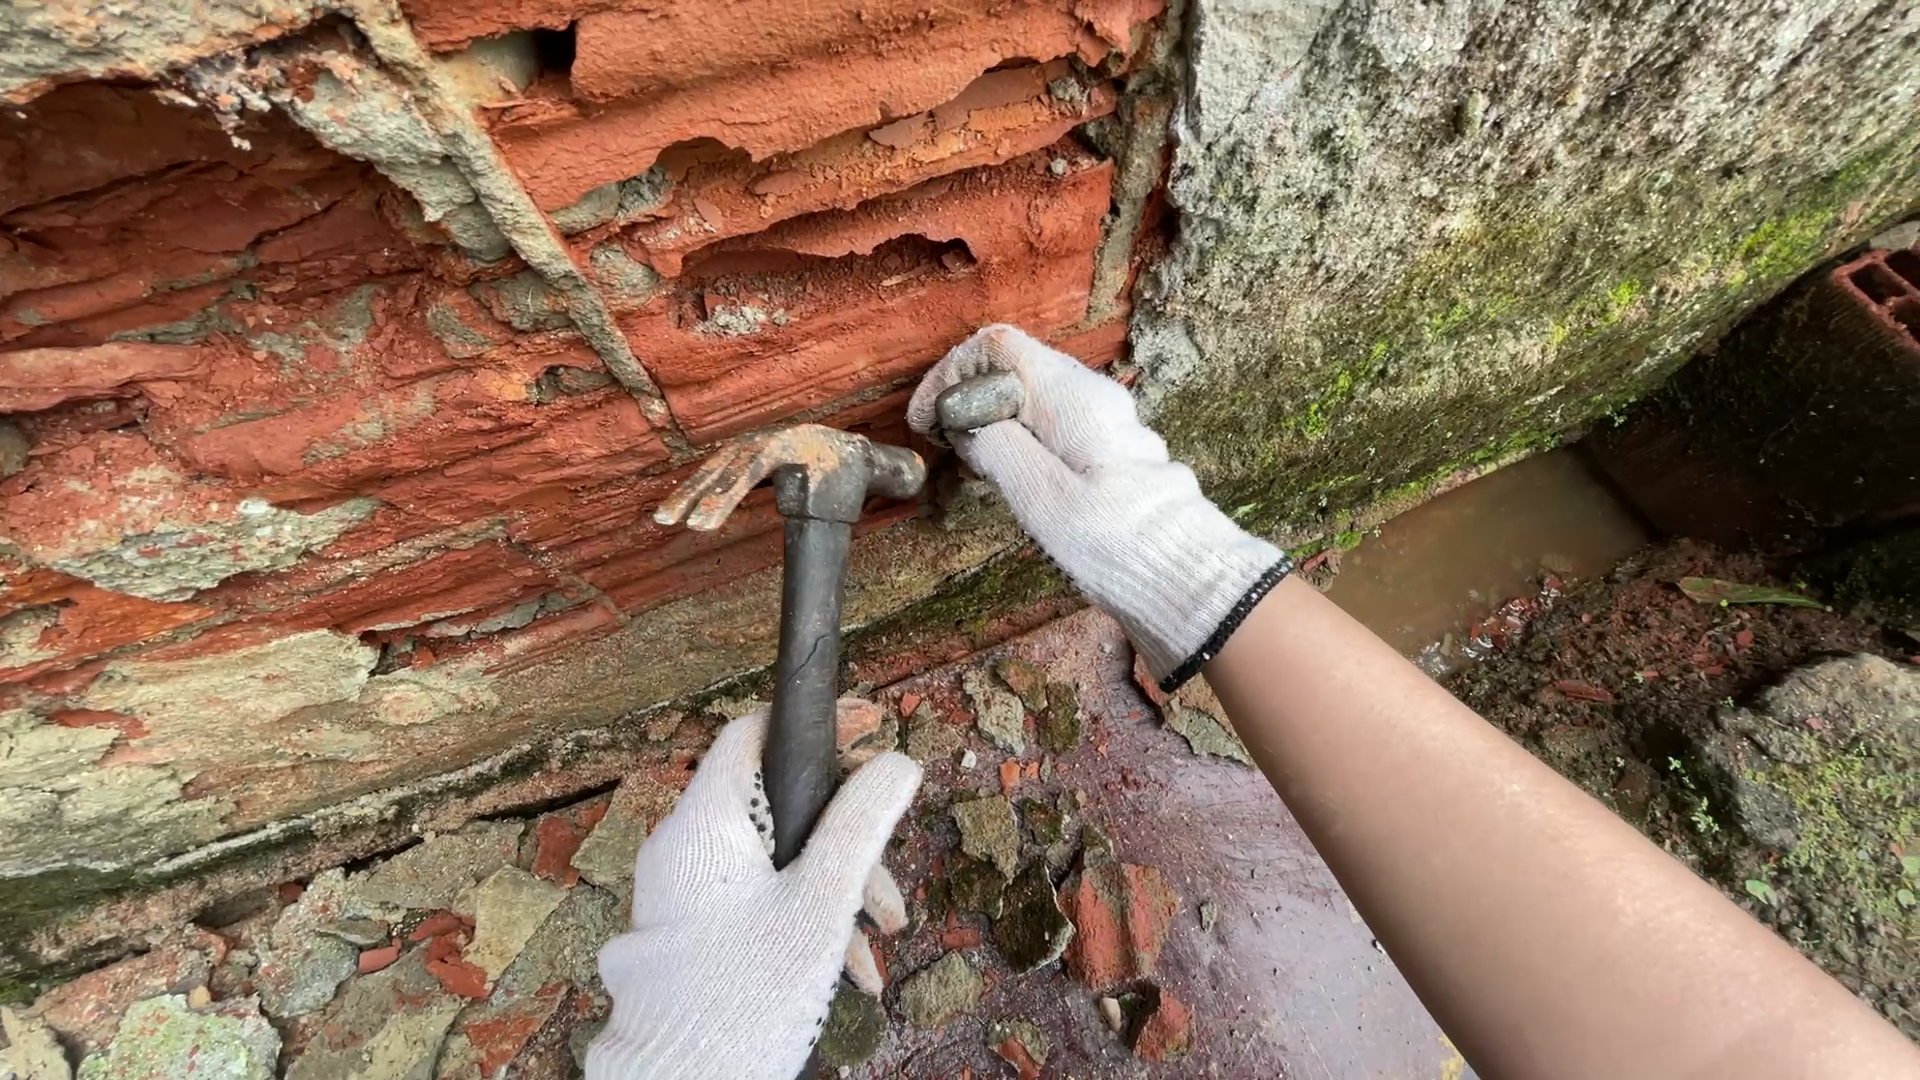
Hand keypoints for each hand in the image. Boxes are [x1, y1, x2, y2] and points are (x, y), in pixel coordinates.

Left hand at [585, 711, 921, 1079]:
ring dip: (837, 880)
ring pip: (778, 851)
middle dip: (845, 827)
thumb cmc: (746, 995)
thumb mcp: (821, 903)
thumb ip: (861, 823)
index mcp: (704, 822)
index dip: (816, 725)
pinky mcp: (696, 923)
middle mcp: (687, 844)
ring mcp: (689, 886)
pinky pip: (759, 891)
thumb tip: (900, 762)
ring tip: (885, 929)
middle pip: (779, 797)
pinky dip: (805, 909)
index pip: (754, 733)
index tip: (871, 730)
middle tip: (890, 857)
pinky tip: (853, 961)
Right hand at [908, 324, 1289, 690]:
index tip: (928, 422)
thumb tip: (969, 421)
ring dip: (992, 419)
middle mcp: (1096, 401)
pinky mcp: (1110, 456)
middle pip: (1016, 368)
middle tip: (943, 441)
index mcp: (1078, 400)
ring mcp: (1107, 427)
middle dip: (968, 397)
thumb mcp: (1046, 501)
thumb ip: (1001, 450)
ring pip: (1033, 399)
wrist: (1188, 584)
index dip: (952, 375)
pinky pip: (1052, 426)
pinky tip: (1009, 476)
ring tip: (968, 459)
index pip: (1001, 347)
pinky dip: (1019, 439)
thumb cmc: (1120, 546)